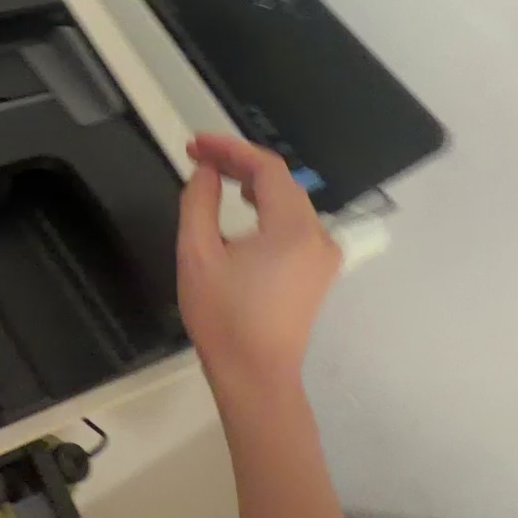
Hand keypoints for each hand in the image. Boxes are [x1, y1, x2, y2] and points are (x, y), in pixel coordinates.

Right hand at [176, 134, 341, 401]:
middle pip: (281, 182)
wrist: (255, 374)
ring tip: (213, 173)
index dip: (230, 148)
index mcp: (292, 229)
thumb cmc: (222, 314)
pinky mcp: (316, 270)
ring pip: (288, 200)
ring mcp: (322, 255)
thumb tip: (206, 171)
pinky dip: (264, 203)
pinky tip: (240, 204)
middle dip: (238, 161)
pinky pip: (293, 221)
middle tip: (196, 155)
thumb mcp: (196, 252)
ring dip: (251, 181)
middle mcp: (318, 237)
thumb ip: (199, 201)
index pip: (267, 169)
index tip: (195, 143)